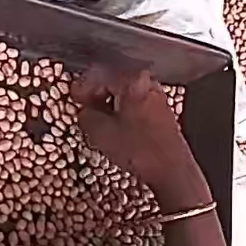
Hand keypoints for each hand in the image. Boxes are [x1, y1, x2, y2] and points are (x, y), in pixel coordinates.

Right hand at [71, 69, 205, 204]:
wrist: (171, 171)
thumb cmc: (142, 151)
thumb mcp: (101, 132)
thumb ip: (86, 115)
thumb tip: (83, 111)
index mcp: (132, 82)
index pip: (101, 75)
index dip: (83, 87)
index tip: (74, 97)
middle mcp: (148, 86)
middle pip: (115, 83)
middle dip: (97, 96)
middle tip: (84, 108)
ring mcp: (159, 100)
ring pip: (128, 96)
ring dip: (111, 107)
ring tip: (99, 123)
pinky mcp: (164, 117)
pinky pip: (138, 108)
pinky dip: (125, 115)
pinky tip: (118, 131)